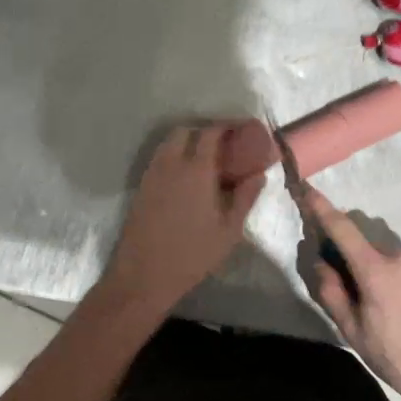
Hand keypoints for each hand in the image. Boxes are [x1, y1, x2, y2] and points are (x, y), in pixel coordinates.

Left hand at [103, 122, 265, 314]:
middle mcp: (172, 164)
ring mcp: (152, 174)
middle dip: (203, 131)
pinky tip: (184, 177)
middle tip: (221, 145)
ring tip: (203, 160)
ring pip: (168, 143)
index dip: (226, 125)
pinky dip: (173, 157)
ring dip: (186, 142)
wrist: (144, 275)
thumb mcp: (229, 230)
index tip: (240, 128)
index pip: (211, 133)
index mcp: (196, 170)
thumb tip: (258, 175)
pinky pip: (159, 159)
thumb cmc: (193, 253)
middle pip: (185, 131)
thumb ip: (245, 197)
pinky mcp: (141, 187)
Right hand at [302, 187, 400, 400]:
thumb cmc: (397, 358)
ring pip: (385, 257)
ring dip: (375, 270)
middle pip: (363, 244)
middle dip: (349, 255)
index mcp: (374, 269)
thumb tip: (317, 261)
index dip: (320, 206)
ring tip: (380, 307)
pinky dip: (396, 277)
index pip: (341, 227)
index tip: (306, 188)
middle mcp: (398, 256)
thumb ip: (331, 292)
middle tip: (346, 286)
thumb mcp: (354, 332)